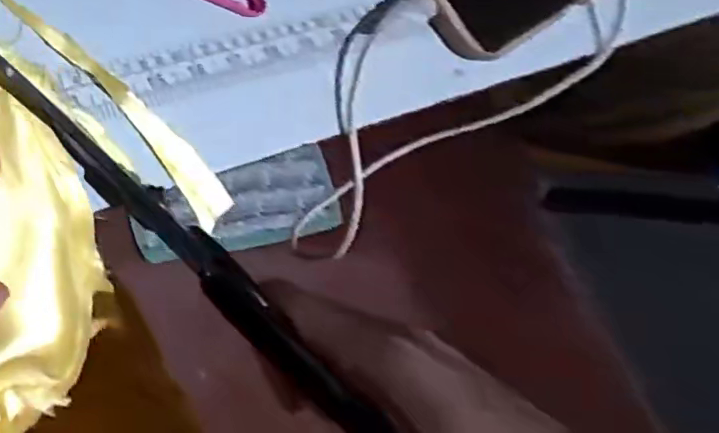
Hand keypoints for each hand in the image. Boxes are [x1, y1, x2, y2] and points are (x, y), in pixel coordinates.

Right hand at [263, 282, 565, 432]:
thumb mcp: (388, 432)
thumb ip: (336, 407)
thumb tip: (294, 388)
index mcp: (386, 346)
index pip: (291, 299)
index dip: (256, 316)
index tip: (258, 367)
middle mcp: (406, 333)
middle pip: (321, 319)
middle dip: (296, 354)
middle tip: (298, 408)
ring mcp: (438, 351)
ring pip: (356, 341)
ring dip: (331, 371)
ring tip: (336, 416)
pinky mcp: (462, 374)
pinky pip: (391, 363)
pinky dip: (367, 381)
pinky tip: (381, 418)